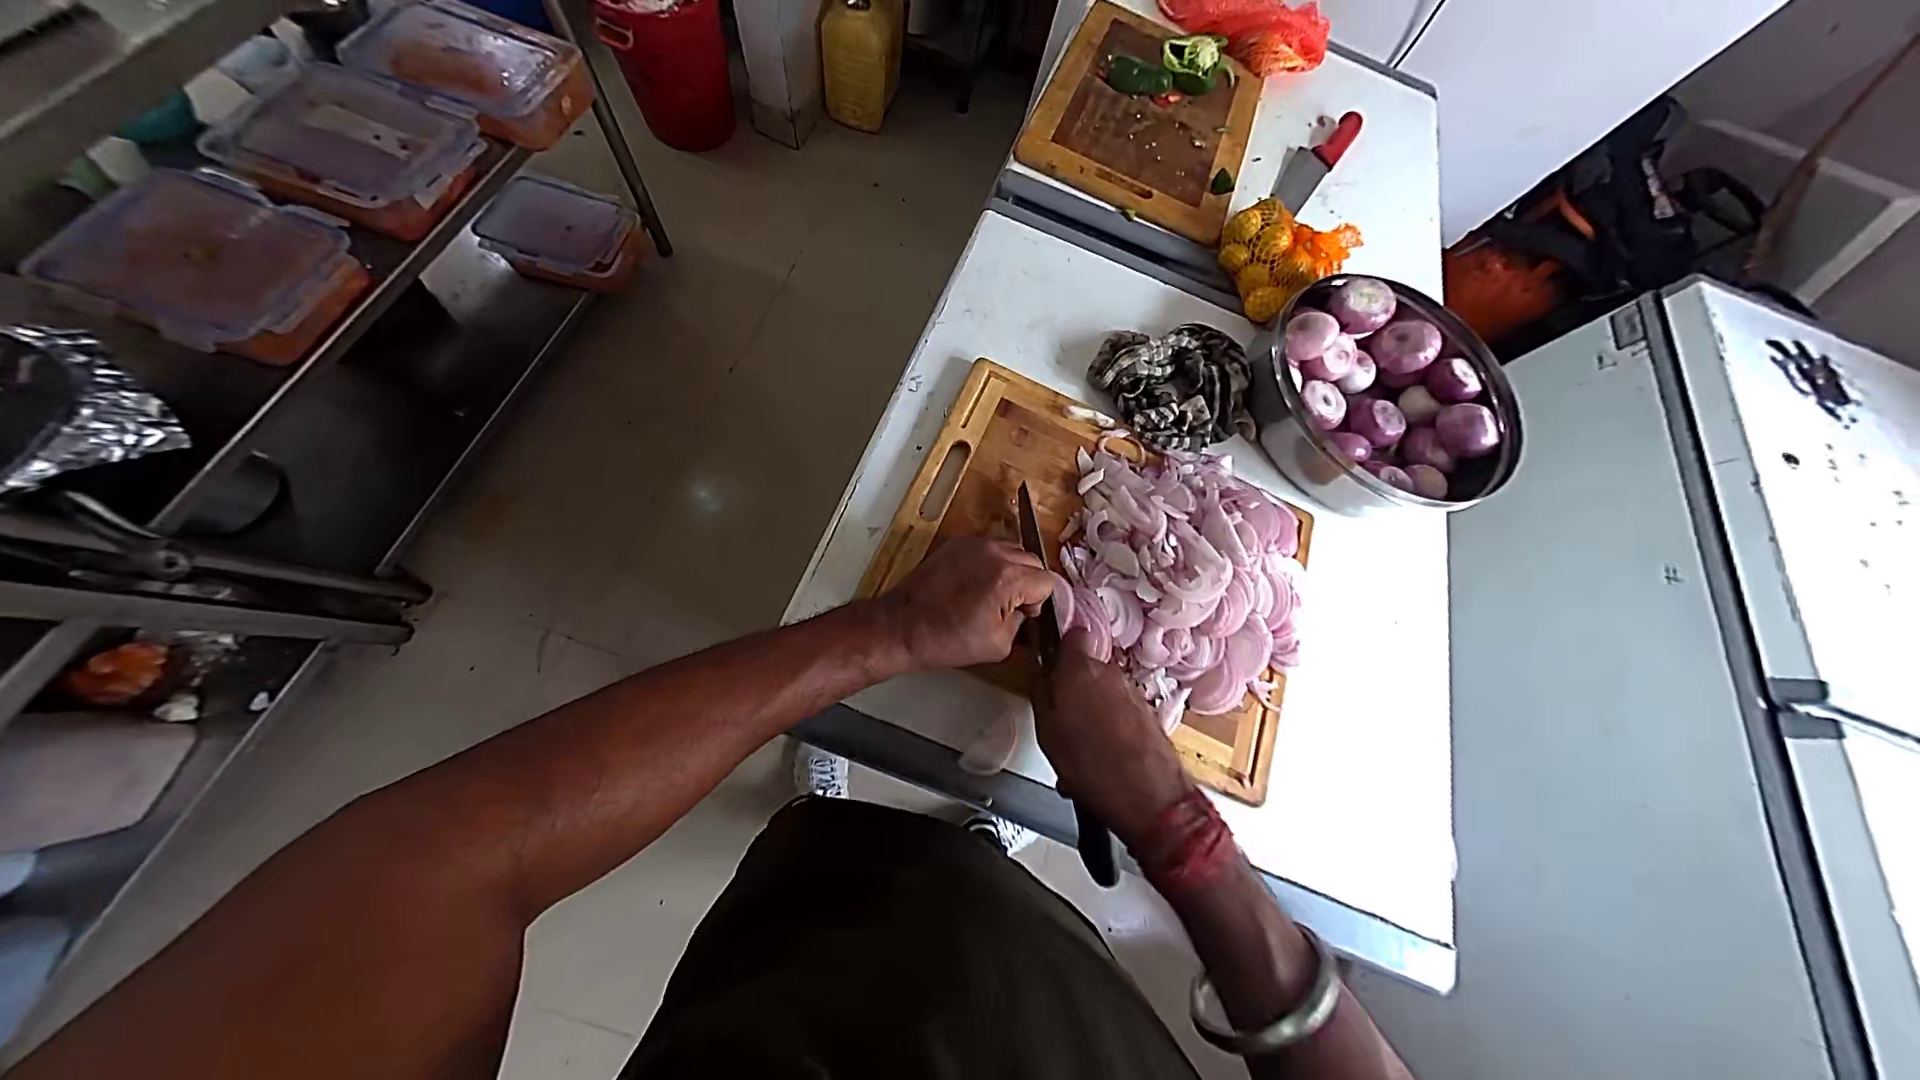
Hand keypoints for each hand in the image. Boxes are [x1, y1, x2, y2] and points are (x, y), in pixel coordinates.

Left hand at [871, 537, 1055, 672]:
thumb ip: (1023, 622)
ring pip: (1013, 551)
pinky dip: (991, 564)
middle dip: (1028, 584)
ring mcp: (974, 544)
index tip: (1023, 616)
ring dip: (1012, 571)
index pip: (1047, 582)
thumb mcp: (999, 644)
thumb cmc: (945, 639)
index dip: (1038, 603)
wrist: (901, 626)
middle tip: (1009, 607)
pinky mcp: (957, 544)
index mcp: (1007, 578)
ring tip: (991, 595)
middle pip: (1033, 561)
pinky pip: (990, 548)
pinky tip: (975, 585)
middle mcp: (994, 552)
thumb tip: (1028, 611)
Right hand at [1034, 630, 1193, 845]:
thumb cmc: (1093, 765)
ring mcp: (1132, 692)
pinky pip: (1121, 711)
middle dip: (1075, 686)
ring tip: (1082, 742)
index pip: (1072, 634)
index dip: (1062, 646)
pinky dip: (1112, 725)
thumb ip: (1041, 693)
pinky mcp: (1148, 712)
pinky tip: (1102, 753)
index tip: (1053, 661)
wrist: (1148, 796)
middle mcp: (1110, 673)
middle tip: (1063, 713)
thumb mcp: (1046, 730)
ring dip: (1094, 708)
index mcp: (1079, 669)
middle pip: (1088, 667)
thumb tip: (1042, 679)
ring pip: (1105, 690)